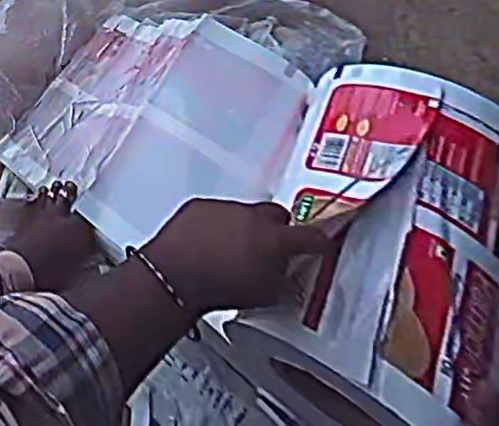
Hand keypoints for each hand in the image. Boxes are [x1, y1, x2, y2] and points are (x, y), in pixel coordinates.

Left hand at [141, 199, 328, 312]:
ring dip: (247, 225)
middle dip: (280, 228)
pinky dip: (221, 222)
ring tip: (237, 248)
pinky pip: (218, 210)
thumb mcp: (268, 293)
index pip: (311, 235)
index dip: (320, 241)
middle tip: (275, 247)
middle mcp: (250, 215)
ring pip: (245, 212)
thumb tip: (291, 274)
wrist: (177, 273)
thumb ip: (287, 279)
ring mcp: (222, 207)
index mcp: (273, 238)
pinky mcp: (199, 204)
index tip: (322, 244)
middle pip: (277, 214)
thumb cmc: (222, 287)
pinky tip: (213, 240)